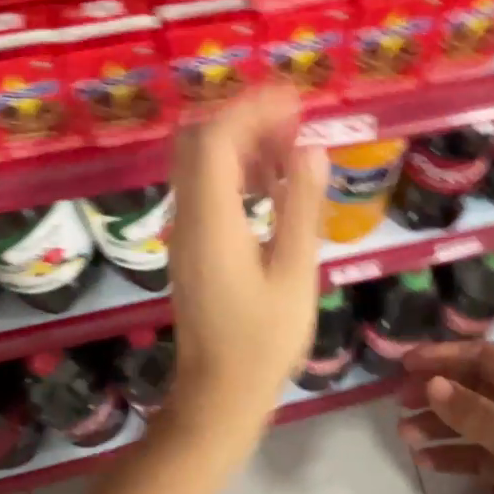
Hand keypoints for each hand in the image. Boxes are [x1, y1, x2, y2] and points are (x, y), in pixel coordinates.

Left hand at [167, 87, 328, 439]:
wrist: (217, 395)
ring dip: (240, 143)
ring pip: (199, 162)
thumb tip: (311, 149)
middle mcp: (187, 216)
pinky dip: (234, 170)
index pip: (216, 140)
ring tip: (291, 150)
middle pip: (199, 141)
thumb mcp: (295, 276)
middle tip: (294, 121)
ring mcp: (183, 230)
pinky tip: (270, 186)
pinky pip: (204, 186)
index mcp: (212, 222)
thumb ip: (301, 209)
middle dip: (244, 118)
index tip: (294, 99)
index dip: (251, 109)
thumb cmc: (262, 343)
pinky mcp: (189, 243)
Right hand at [397, 342, 493, 493]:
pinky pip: (481, 457)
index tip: (405, 363)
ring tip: (404, 434)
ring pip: (474, 424)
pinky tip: (427, 461)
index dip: (445, 355)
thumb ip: (476, 414)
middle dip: (437, 390)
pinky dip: (456, 456)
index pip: (485, 358)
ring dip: (440, 425)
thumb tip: (431, 382)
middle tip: (397, 400)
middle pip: (476, 388)